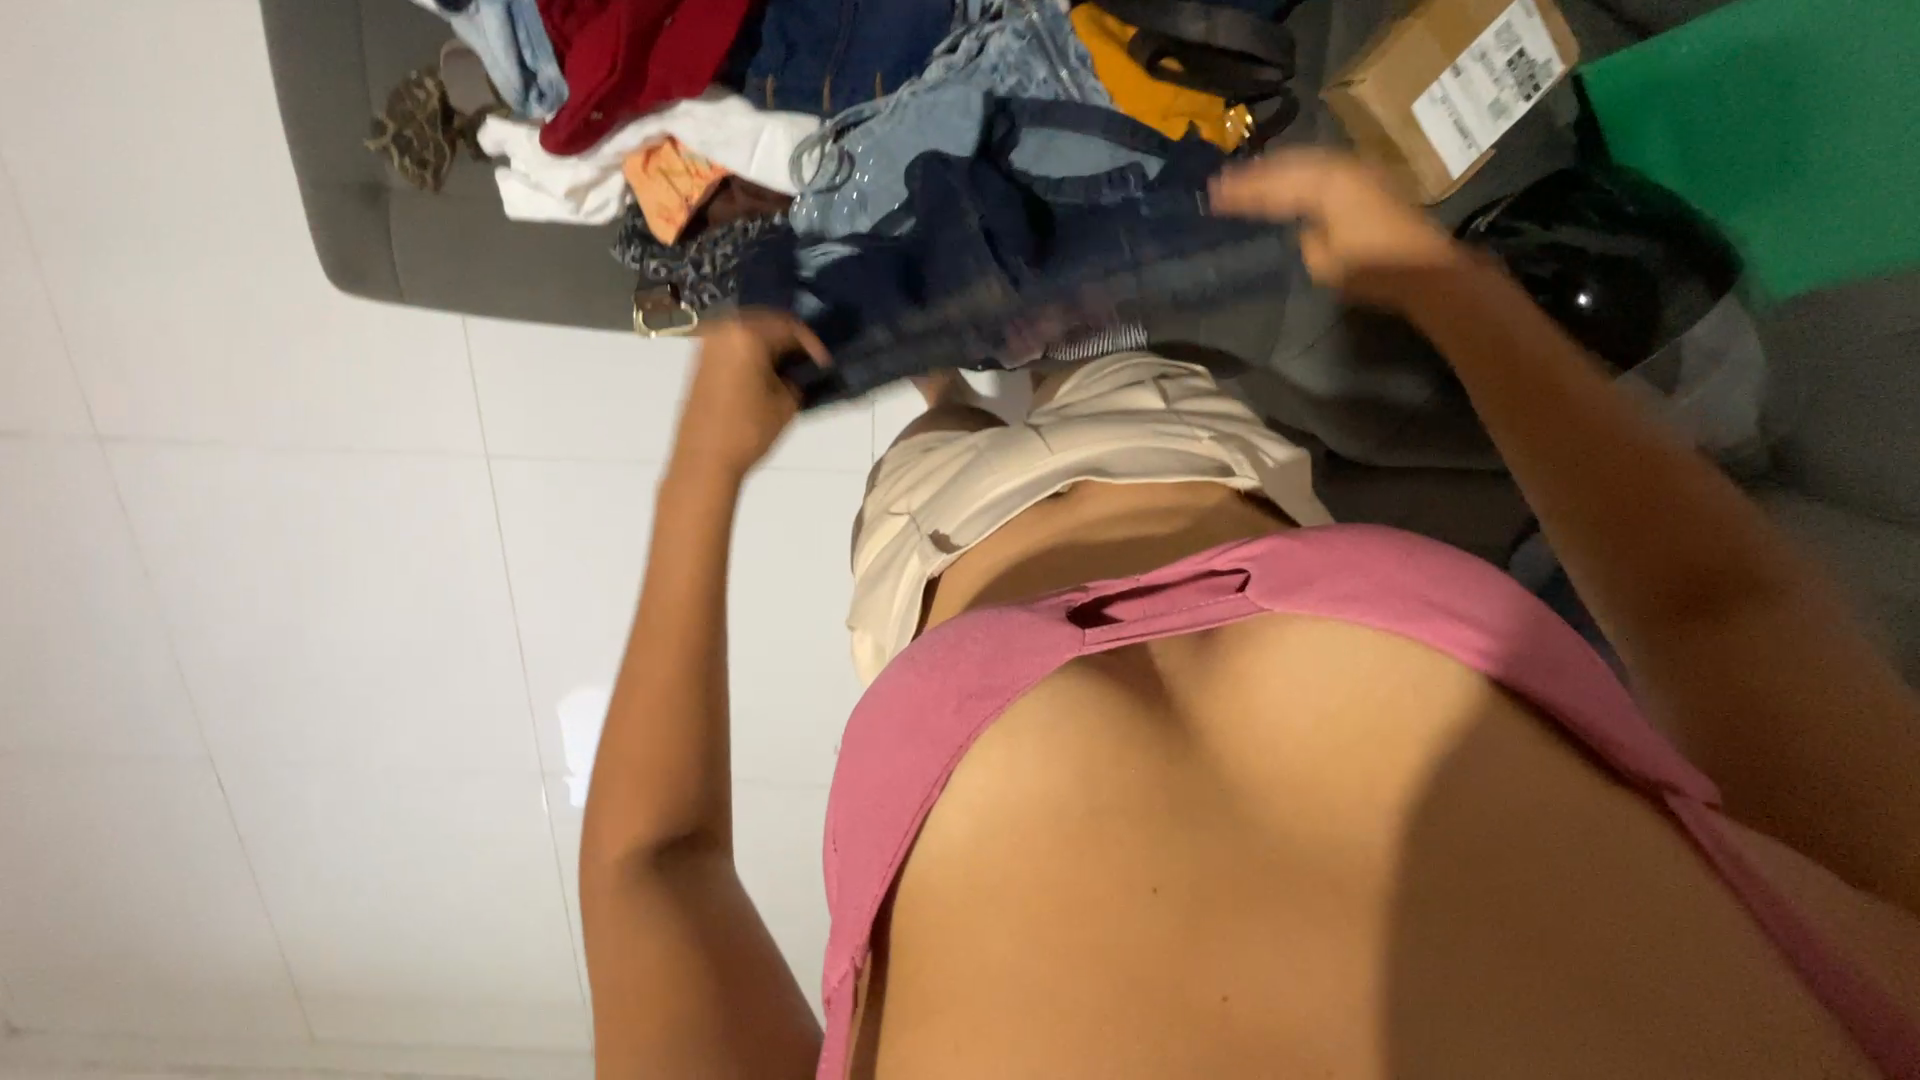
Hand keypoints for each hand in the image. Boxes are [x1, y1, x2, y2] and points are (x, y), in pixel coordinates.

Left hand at [671, 311, 829, 477]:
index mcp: (747, 334)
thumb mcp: (786, 404)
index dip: (812, 344)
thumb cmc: (748, 430)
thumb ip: (797, 380)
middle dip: (789, 340)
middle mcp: (724, 329)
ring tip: (789, 368)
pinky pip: (733, 345)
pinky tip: (766, 373)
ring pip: (748, 333)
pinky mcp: (700, 361)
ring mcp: (708, 344)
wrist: (703, 459)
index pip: (789, 326)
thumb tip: (799, 373)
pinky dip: (752, 353)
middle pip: (765, 323)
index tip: (825, 363)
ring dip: (769, 346)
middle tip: (808, 361)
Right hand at [1210, 149, 1468, 308]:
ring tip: (1246, 177)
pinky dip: (1296, 172)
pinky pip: (1320, 167)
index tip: (1212, 196)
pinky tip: (1284, 181)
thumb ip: (1302, 234)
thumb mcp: (1321, 259)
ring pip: (1304, 161)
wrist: (1421, 268)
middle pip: (1287, 164)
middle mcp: (1340, 168)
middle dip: (1253, 174)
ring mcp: (1356, 170)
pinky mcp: (1365, 179)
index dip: (1241, 191)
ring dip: (1274, 169)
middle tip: (1221, 181)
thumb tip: (1297, 224)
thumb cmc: (1368, 269)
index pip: (1272, 185)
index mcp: (1325, 186)